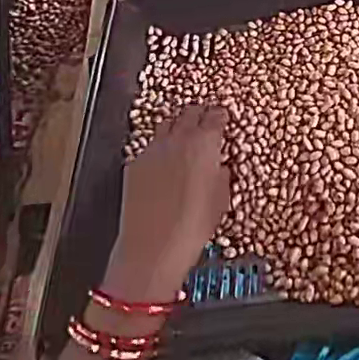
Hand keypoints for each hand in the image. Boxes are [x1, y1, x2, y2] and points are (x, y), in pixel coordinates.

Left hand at [105, 105, 229, 302]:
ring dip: (178, 126)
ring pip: (167, 124)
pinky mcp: (134, 164)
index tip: (224, 118)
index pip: (215, 115)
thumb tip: (221, 166)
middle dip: (200, 114)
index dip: (221, 115)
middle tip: (207, 121)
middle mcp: (177, 139)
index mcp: (204, 143)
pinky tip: (165, 163)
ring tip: (185, 138)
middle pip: (189, 113)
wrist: (152, 247)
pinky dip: (160, 147)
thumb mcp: (222, 198)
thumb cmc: (192, 225)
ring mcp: (152, 149)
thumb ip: (223, 173)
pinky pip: (150, 146)